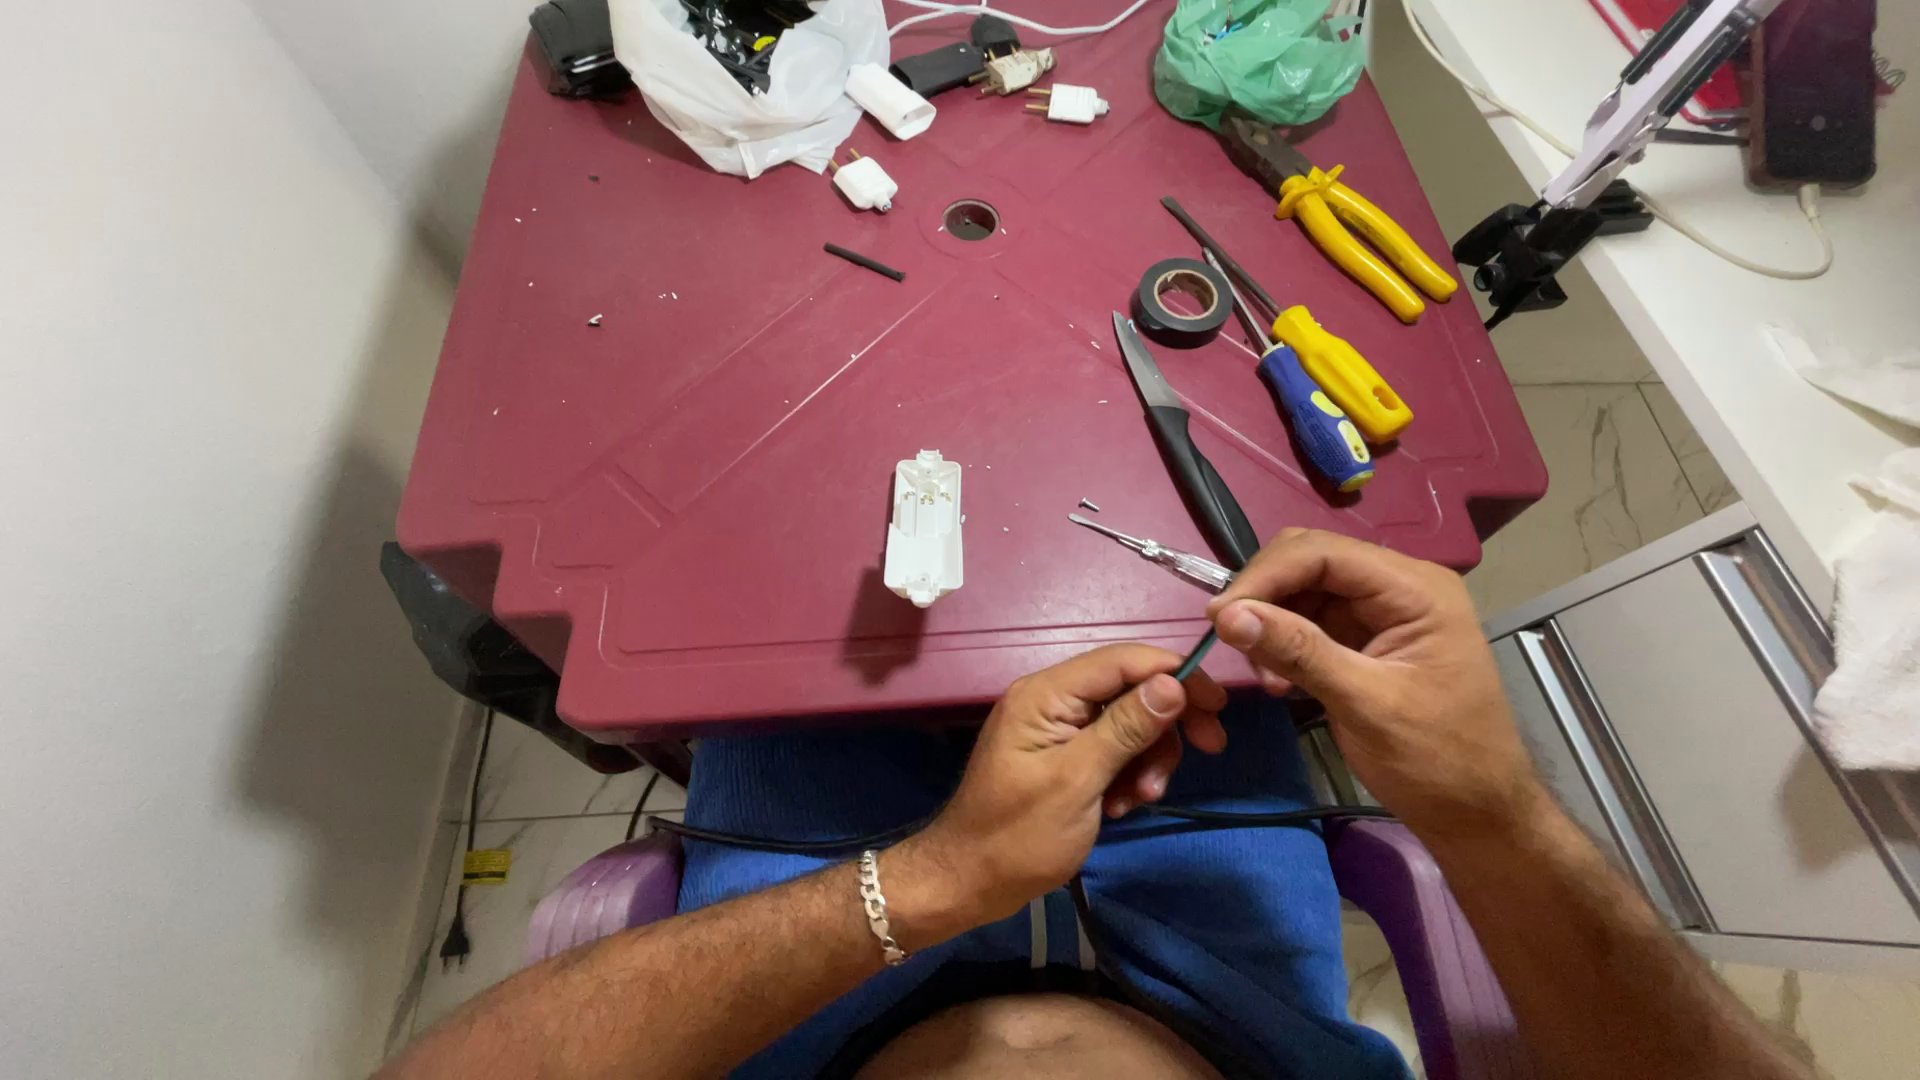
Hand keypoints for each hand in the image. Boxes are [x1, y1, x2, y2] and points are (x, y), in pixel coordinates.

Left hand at [895, 645, 1226, 939]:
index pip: (1122, 660)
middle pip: (1130, 688)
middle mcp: (1052, 698)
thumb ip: (1125, 728)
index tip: (1219, 706)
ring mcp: (1056, 726)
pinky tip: (1120, 806)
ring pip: (1127, 721)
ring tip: (1137, 799)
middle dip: (1166, 723)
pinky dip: (1127, 774)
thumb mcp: (1078, 780)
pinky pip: (1112, 748)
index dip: (1175, 672)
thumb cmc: (1019, 834)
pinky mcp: (1063, 753)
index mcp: (1047, 693)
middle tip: (1208, 750)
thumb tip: (1172, 682)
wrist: (970, 881)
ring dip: (1147, 758)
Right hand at [1204, 528, 1543, 839]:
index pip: (1323, 553)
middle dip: (1264, 593)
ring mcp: (1378, 610)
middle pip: (1308, 559)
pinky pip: (1304, 618)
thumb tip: (1227, 615)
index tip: (1219, 616)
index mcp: (1415, 590)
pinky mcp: (1361, 635)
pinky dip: (1279, 641)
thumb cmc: (1436, 760)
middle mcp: (1396, 586)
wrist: (1474, 813)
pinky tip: (1276, 678)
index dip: (1265, 575)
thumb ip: (1298, 652)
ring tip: (1263, 673)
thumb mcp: (1365, 705)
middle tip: (1230, 637)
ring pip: (1299, 587)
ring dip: (1268, 620)